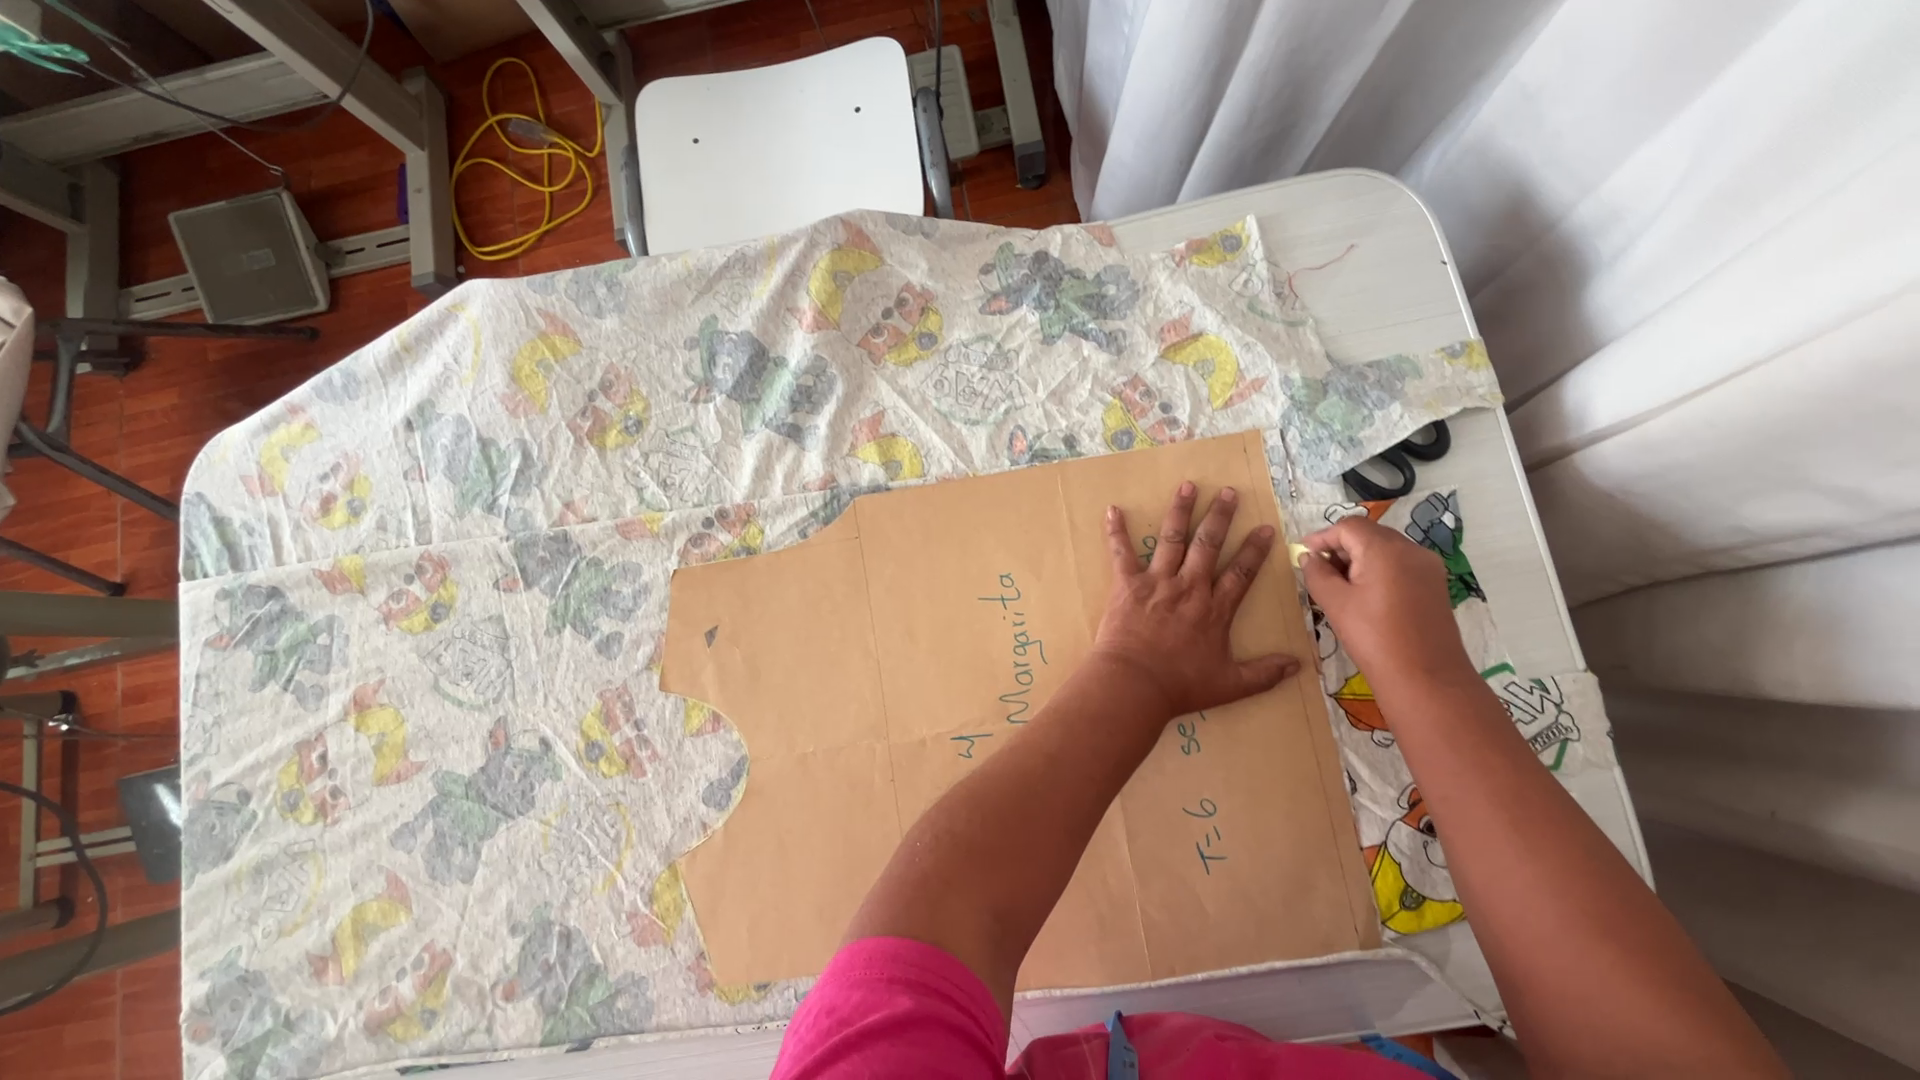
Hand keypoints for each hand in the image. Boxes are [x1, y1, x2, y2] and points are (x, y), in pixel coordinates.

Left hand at [1093, 481, 1299, 719]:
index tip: (1265, 528)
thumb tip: (1297, 667)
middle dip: (1220, 516)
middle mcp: (1189, 587)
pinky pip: (1121, 553)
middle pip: (1209, 544)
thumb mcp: (1231, 685)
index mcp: (1215, 609)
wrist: (1134, 683)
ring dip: (1180, 510)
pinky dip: (1116, 531)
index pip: (1241, 573)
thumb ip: (1264, 674)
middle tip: (1228, 492)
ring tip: (1188, 486)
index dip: (1255, 550)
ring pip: (1172, 539)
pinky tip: (1113, 510)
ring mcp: (1157, 583)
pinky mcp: (1127, 585)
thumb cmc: (1180, 686)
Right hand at [1299, 516, 1477, 692]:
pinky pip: (1401, 564)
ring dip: (1360, 559)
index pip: (1349, 526)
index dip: (1323, 536)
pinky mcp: (1435, 584)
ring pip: (1386, 549)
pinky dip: (1379, 570)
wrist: (1426, 678)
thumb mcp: (1336, 604)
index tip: (1304, 553)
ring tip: (1340, 585)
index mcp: (1385, 549)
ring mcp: (1428, 566)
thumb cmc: (1374, 638)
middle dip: (1341, 547)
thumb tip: (1310, 557)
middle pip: (1369, 534)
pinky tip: (1366, 594)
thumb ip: (1317, 574)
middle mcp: (1412, 550)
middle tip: (1319, 571)